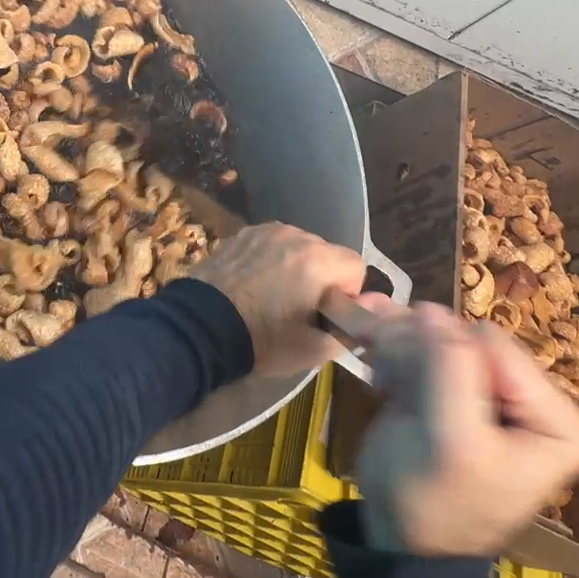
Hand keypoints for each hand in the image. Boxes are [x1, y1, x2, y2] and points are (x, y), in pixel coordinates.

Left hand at [188, 222, 386, 377]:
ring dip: (295, 267)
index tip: (324, 314)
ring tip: (272, 297)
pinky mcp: (240, 234)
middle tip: (298, 309)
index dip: (346, 294)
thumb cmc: (264, 339)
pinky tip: (252, 284)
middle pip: (325, 253)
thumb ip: (354, 325)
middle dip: (321, 278)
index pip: (356, 265)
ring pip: (297, 247)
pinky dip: (270, 260)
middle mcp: (293, 234)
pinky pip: (270, 244)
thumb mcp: (316, 348)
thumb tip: (377, 303)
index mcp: (317, 258)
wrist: (201, 326)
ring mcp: (263, 230)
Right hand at [356, 304, 578, 556]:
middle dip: (416, 344)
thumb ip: (450, 372)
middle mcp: (532, 396)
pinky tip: (380, 374)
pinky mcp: (454, 385)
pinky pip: (422, 343)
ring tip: (378, 370)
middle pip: (464, 335)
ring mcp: (490, 388)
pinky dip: (392, 346)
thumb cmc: (435, 500)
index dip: (446, 354)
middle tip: (382, 365)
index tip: (403, 371)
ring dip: (397, 340)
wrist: (398, 532)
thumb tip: (431, 309)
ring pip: (437, 332)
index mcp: (557, 418)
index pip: (495, 346)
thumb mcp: (451, 441)